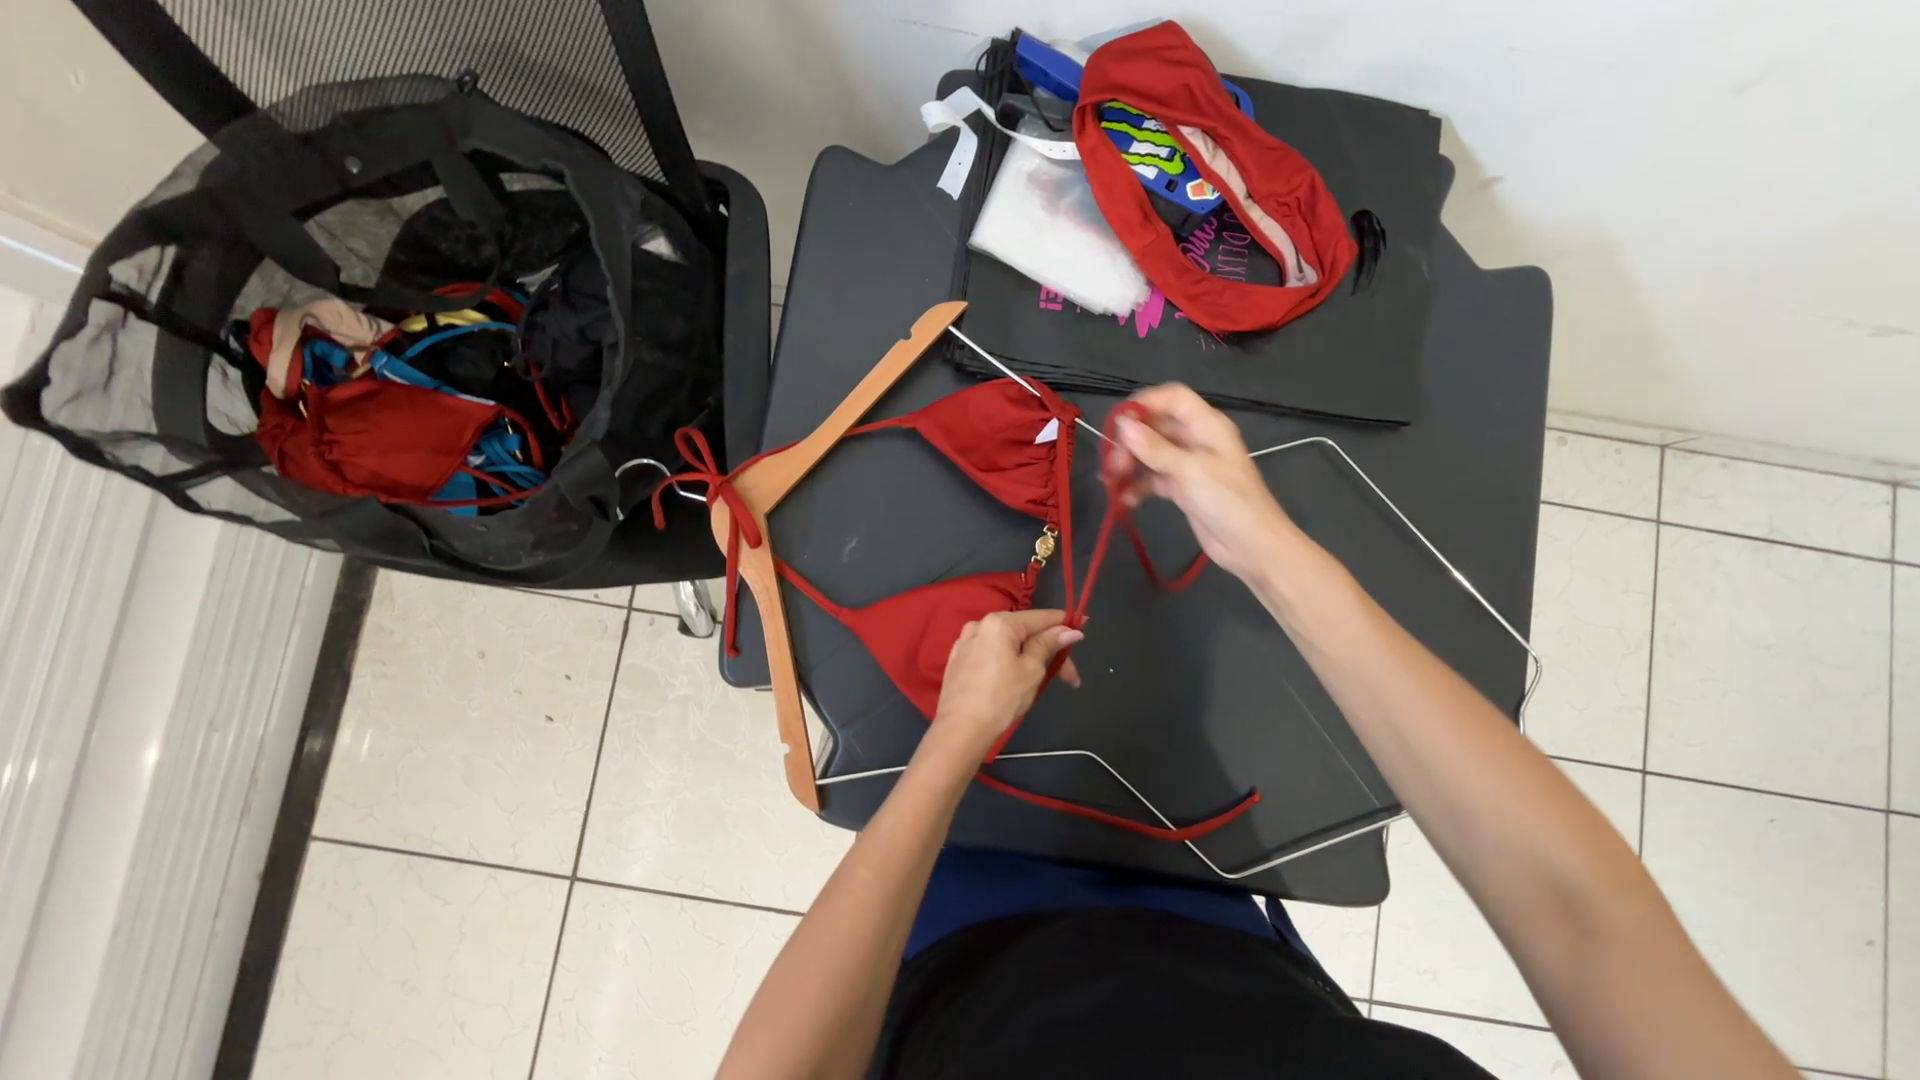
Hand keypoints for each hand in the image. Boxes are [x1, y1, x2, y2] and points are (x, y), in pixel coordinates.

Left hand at [927, 609, 1082, 760]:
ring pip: (1006, 644)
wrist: (961, 729)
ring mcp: (965, 643)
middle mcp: (979, 625)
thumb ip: (1048, 644)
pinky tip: (1017, 679)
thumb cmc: (1001, 697)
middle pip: (1023, 632)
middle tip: (1070, 675)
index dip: (1063, 623)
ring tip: (1044, 679)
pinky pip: (991, 654)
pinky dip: (1008, 661)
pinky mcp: (958, 661)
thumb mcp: (1032, 669)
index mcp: (999, 623)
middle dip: (1048, 649)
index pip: (1039, 617)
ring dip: (1029, 657)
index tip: (1084, 625)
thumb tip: (1069, 629)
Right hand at [1104, 383, 1298, 583]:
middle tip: (1113, 464)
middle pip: (1156, 426)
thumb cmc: (1227, 501)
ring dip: (1130, 464)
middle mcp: (1196, 439)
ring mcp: (1188, 464)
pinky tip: (1125, 500)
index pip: (1173, 398)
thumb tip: (1122, 425)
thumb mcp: (1190, 470)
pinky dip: (1138, 486)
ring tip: (1112, 482)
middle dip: (1131, 441)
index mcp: (1207, 425)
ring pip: (1151, 454)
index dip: (1145, 403)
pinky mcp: (1182, 488)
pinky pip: (1153, 479)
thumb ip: (1155, 448)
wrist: (1251, 545)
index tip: (1118, 423)